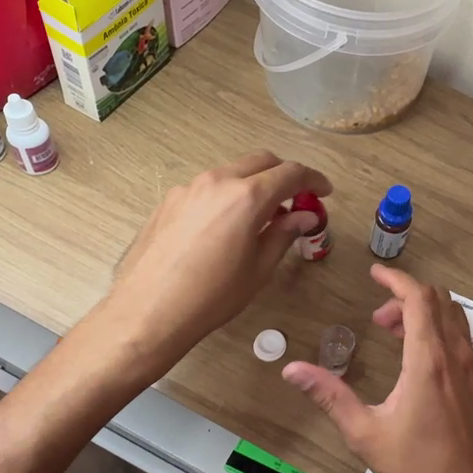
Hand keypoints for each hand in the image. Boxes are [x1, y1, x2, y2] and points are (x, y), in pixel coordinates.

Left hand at [103, 151, 329, 353]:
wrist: (147, 311)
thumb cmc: (212, 296)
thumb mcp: (259, 268)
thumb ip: (284, 234)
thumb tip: (305, 215)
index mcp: (247, 197)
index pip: (291, 173)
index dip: (313, 179)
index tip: (325, 191)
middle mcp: (218, 182)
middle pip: (261, 161)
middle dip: (285, 174)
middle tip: (298, 199)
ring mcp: (189, 188)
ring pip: (232, 171)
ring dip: (255, 183)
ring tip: (262, 216)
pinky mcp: (169, 201)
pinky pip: (208, 187)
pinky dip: (228, 195)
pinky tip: (227, 226)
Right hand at [281, 265, 472, 472]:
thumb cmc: (416, 465)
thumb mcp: (365, 432)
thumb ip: (330, 396)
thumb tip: (293, 370)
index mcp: (428, 360)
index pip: (418, 299)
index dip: (396, 280)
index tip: (375, 274)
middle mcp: (454, 355)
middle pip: (438, 300)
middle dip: (406, 296)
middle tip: (377, 317)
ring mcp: (470, 366)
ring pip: (453, 315)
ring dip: (423, 311)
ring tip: (392, 332)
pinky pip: (459, 335)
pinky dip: (438, 327)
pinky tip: (416, 355)